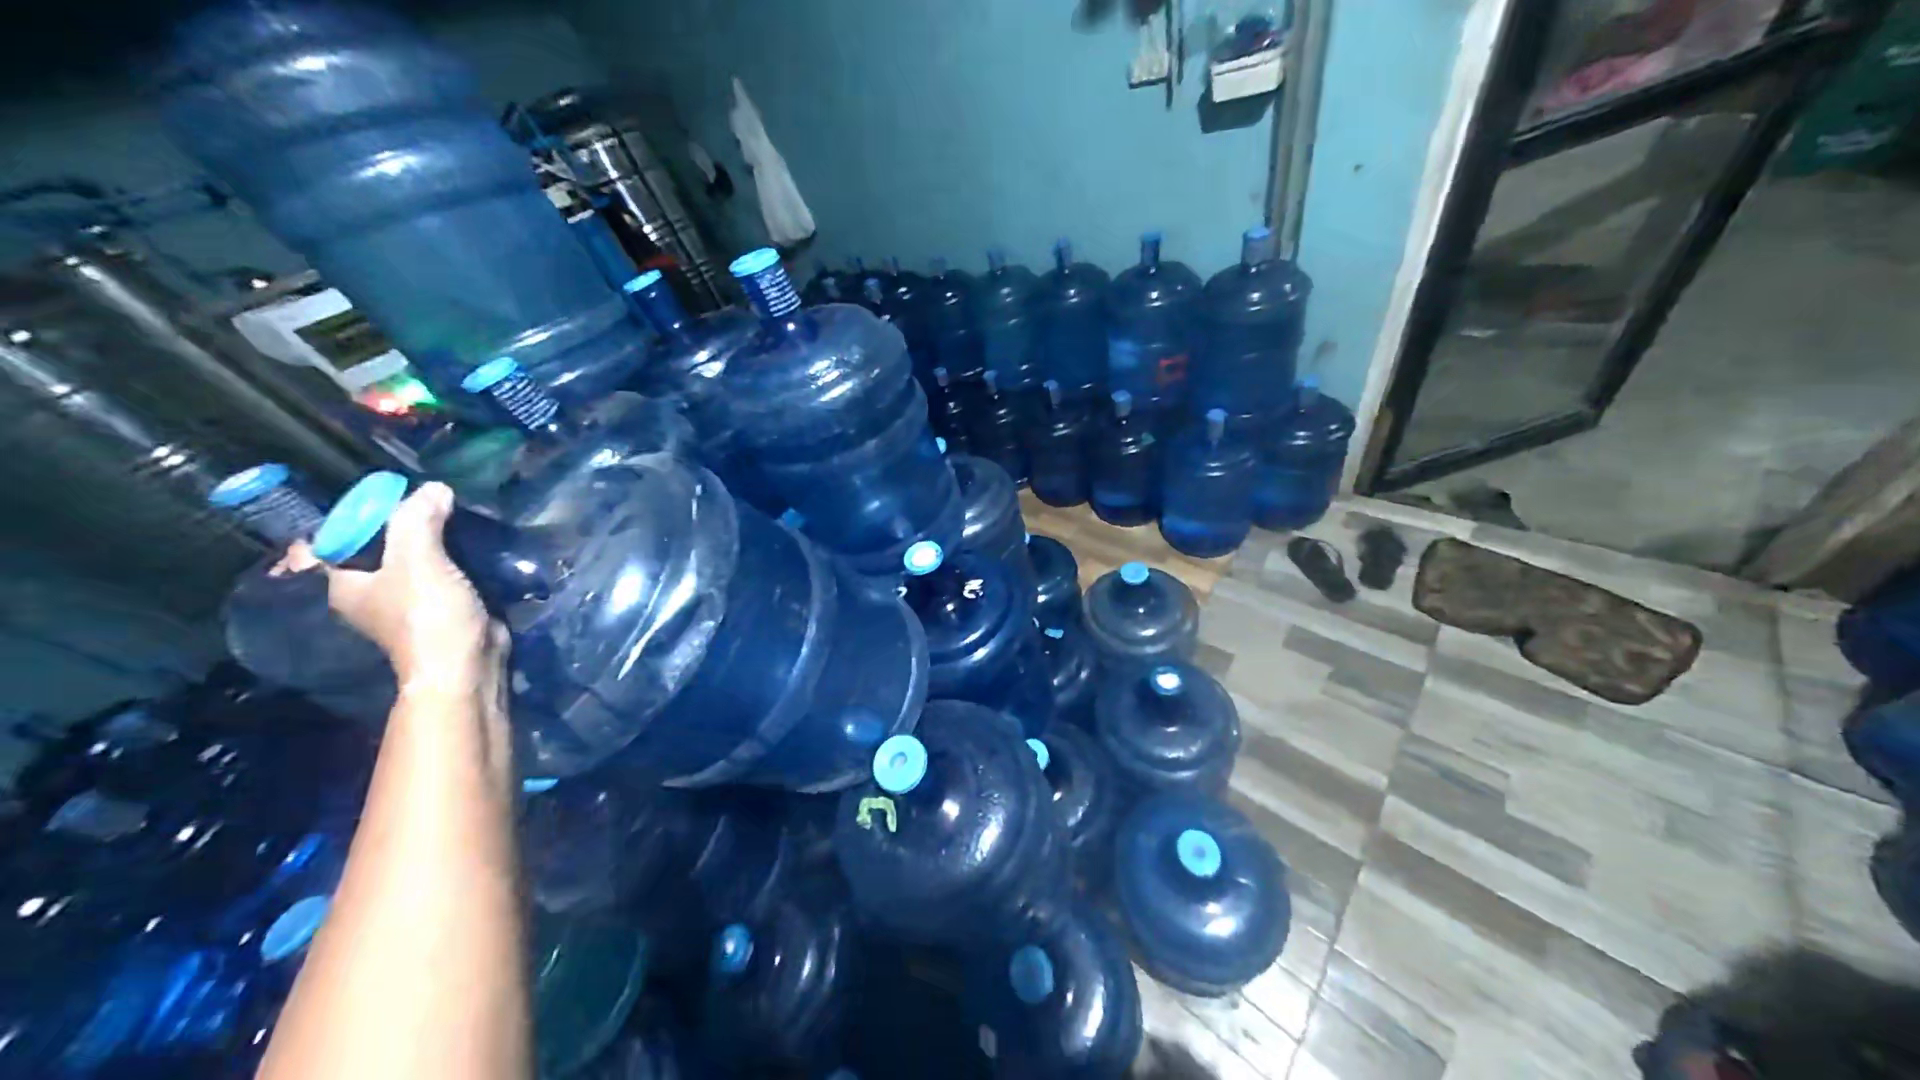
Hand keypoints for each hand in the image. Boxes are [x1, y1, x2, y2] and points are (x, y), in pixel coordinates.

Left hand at [287, 482, 505, 687]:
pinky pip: (444, 574)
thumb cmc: (427, 615)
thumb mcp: (417, 560)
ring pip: (416, 560)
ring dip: (435, 542)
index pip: (337, 539)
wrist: (466, 666)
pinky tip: (474, 546)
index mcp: (345, 583)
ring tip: (458, 518)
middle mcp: (370, 592)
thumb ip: (419, 520)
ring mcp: (408, 603)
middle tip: (433, 501)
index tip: (392, 495)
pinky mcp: (443, 609)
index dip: (359, 514)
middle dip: (404, 524)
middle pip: (381, 547)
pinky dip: (456, 560)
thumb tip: (434, 488)